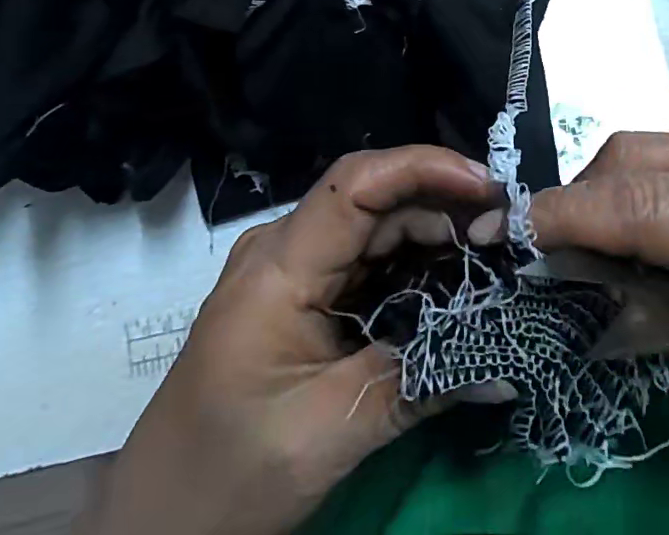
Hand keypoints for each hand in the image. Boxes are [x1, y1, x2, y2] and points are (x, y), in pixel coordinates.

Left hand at [75, 147, 503, 534]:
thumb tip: (503, 363)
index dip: (421, 168)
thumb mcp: (328, 429)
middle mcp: (283, 250)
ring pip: (370, 230)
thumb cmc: (231, 468)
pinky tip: (449, 287)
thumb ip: (416, 383)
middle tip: (507, 234)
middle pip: (369, 201)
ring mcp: (289, 272)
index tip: (486, 189)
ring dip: (430, 237)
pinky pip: (361, 264)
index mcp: (278, 266)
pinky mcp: (299, 297)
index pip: (353, 186)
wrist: (162, 512)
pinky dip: (409, 268)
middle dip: (440, 206)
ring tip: (491, 259)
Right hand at [529, 133, 668, 534]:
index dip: (562, 217)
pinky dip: (648, 201)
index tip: (503, 236)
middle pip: (636, 157)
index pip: (639, 202)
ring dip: (612, 200)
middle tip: (559, 269)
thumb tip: (606, 292)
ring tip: (606, 267)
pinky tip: (658, 253)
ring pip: (655, 153)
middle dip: (581, 204)